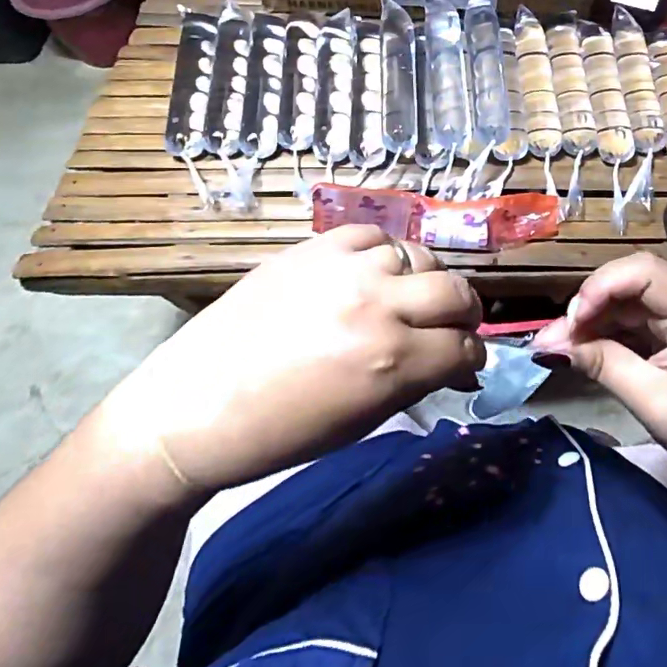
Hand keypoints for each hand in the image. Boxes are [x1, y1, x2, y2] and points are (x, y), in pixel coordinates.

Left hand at [96, 226, 483, 495]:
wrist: (194, 406)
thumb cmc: (281, 432)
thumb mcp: (363, 420)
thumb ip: (418, 382)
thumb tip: (459, 365)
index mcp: (393, 361)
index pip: (465, 347)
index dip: (472, 358)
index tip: (465, 362)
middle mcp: (379, 305)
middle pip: (456, 292)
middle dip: (464, 314)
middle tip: (451, 328)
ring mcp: (345, 268)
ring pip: (420, 255)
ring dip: (424, 280)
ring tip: (407, 297)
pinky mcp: (314, 247)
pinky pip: (371, 235)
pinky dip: (382, 254)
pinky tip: (371, 273)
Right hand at [530, 252, 666, 485]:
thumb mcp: (655, 402)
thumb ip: (605, 366)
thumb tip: (551, 347)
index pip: (645, 271)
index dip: (602, 285)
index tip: (574, 321)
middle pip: (630, 282)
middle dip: (588, 305)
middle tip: (554, 340)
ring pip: (625, 300)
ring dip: (590, 321)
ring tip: (555, 346)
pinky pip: (630, 320)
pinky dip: (602, 332)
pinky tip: (578, 348)